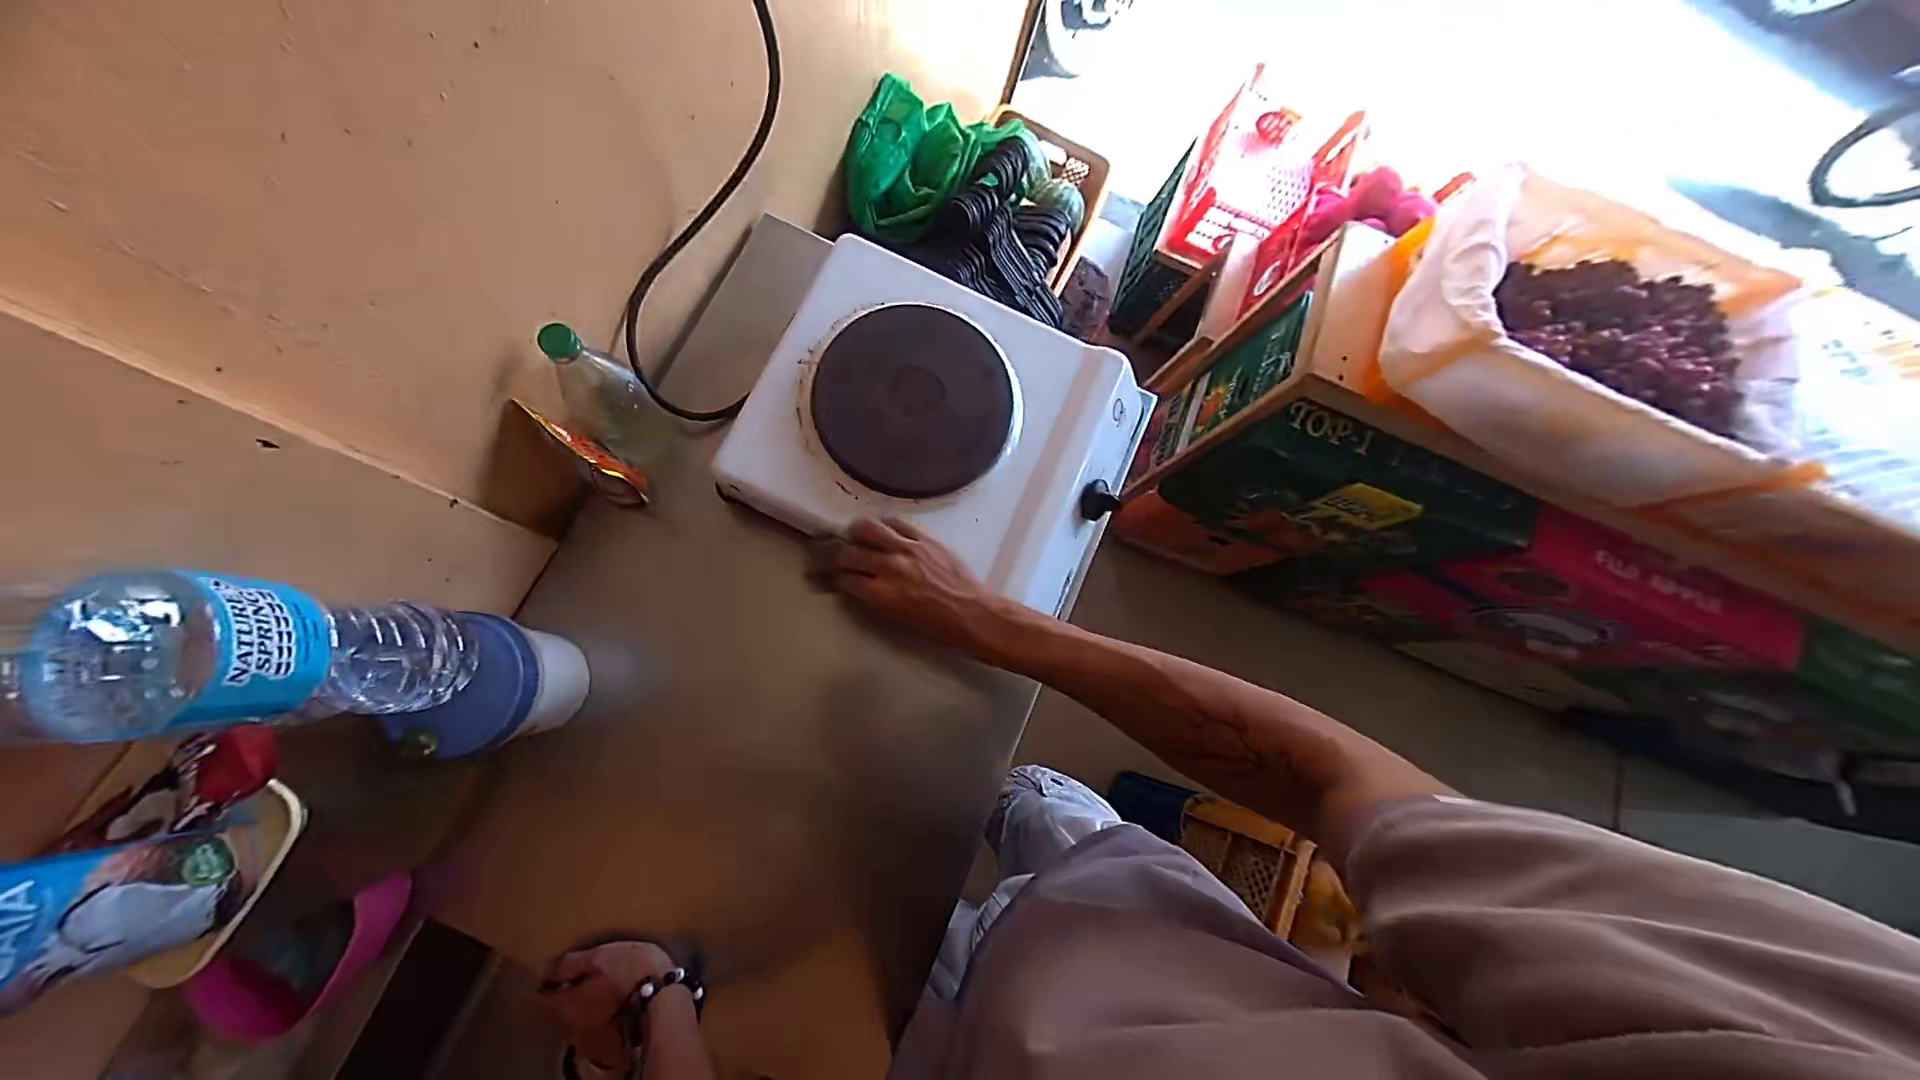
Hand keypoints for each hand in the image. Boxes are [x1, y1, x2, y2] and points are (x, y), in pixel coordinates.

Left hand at [539, 941, 678, 1068]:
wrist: (662, 1004)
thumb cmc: (630, 974)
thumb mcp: (602, 956)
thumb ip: (570, 963)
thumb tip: (548, 969)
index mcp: (563, 1006)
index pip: (540, 996)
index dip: (549, 981)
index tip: (563, 970)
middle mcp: (567, 1030)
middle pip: (557, 1011)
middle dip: (566, 995)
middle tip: (586, 977)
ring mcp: (585, 1042)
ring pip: (574, 1022)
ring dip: (582, 1007)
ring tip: (602, 990)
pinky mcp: (604, 1048)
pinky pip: (591, 1030)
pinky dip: (596, 1018)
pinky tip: (613, 1006)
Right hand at [825, 518, 1011, 654]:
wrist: (971, 612)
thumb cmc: (936, 625)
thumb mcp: (897, 617)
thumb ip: (874, 597)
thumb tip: (858, 583)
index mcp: (882, 594)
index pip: (846, 579)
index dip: (836, 577)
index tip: (834, 576)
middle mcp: (890, 568)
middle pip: (850, 553)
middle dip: (838, 555)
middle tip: (837, 555)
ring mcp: (908, 549)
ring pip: (869, 528)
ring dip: (857, 532)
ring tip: (856, 535)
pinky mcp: (925, 538)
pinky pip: (898, 522)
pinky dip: (886, 524)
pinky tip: (883, 529)